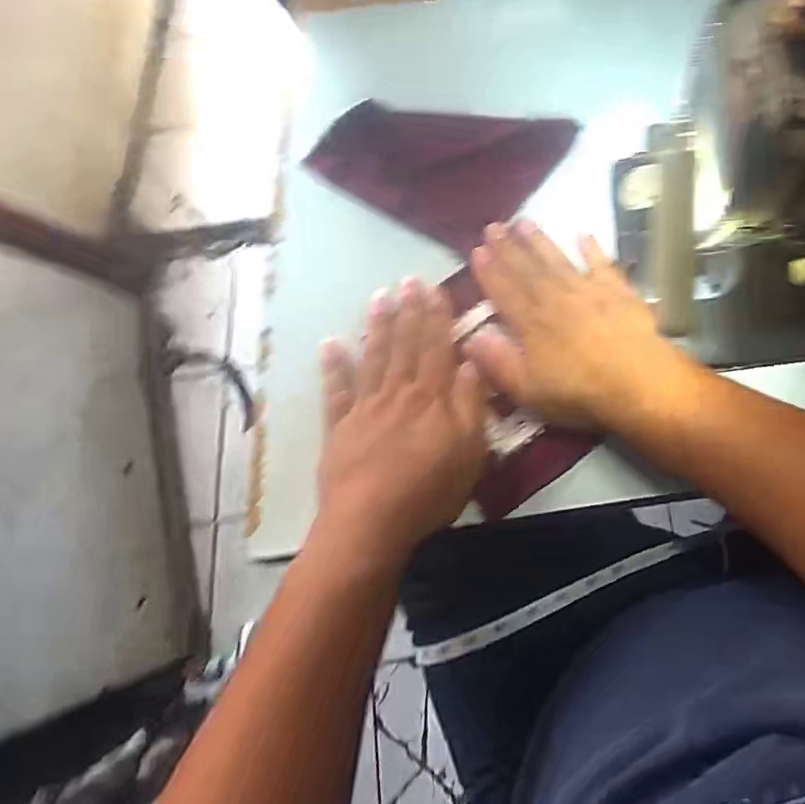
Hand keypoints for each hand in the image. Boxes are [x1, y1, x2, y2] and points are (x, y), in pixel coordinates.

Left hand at [312, 279, 487, 562]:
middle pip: (406, 346)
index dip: (437, 317)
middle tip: (408, 280)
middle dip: (409, 311)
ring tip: (380, 297)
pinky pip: (337, 391)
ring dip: (378, 327)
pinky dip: (334, 366)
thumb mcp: (470, 449)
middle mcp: (399, 393)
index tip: (434, 288)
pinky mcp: (340, 429)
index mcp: (433, 397)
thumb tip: (472, 362)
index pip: (437, 348)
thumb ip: (471, 403)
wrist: (370, 523)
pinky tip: (332, 344)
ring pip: (374, 359)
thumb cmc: (430, 489)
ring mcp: (366, 409)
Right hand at [465, 220, 705, 429]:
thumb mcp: (528, 389)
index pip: (505, 291)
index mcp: (532, 323)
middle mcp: (557, 299)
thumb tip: (470, 337)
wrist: (638, 381)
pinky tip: (584, 236)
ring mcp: (590, 291)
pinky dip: (593, 249)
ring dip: (541, 242)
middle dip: (509, 248)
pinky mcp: (620, 292)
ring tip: (525, 222)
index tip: (477, 250)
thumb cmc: (580, 392)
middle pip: (528, 269)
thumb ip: (497, 362)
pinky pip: (603, 265)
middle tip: (494, 226)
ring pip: (560, 261)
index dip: (489, 271)